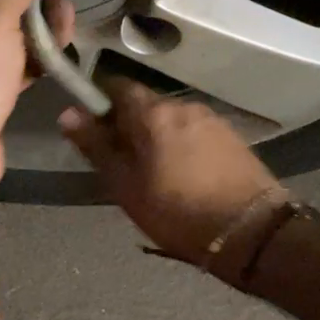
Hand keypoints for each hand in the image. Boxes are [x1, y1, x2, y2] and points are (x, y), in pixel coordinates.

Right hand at [58, 81, 282, 263]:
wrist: (251, 233)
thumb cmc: (177, 212)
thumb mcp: (125, 186)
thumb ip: (97, 147)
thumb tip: (68, 114)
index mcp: (153, 112)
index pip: (116, 87)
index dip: (99, 104)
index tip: (92, 131)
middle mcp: (184, 105)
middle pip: (145, 105)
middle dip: (129, 126)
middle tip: (121, 163)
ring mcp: (213, 120)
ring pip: (171, 121)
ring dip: (157, 138)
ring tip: (155, 174)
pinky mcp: (233, 138)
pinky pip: (195, 134)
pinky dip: (182, 146)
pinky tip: (184, 176)